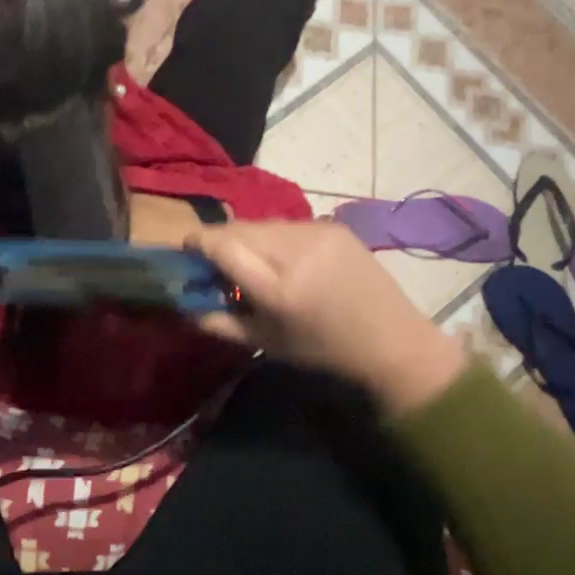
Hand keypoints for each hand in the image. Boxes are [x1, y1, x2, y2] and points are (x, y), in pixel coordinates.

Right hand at [192, 221, 469, 413]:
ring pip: (261, 223)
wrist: (392, 341)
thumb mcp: (264, 343)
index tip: (186, 253)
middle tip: (214, 264)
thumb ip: (218, 321)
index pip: (222, 245)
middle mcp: (297, 251)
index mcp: (278, 288)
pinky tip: (282, 260)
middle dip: (218, 241)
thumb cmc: (322, 350)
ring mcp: (319, 233)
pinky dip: (273, 238)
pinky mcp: (334, 225)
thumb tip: (182, 302)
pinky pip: (286, 224)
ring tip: (251, 264)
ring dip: (246, 238)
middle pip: (237, 228)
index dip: (196, 243)